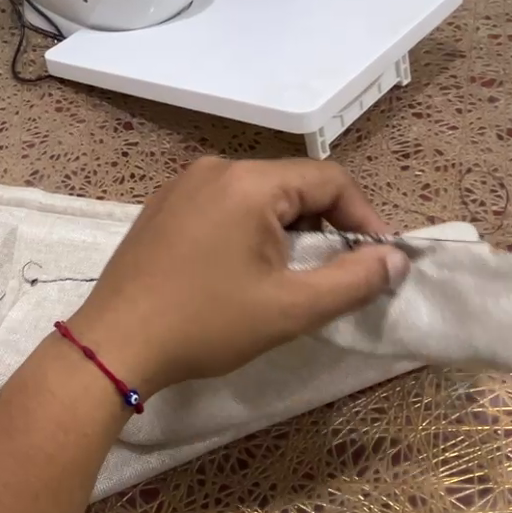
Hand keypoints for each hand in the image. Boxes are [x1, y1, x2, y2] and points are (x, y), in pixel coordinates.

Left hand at [65, 157, 408, 394]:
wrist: (115, 343)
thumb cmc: (205, 324)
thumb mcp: (290, 308)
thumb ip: (353, 280)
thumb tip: (396, 258)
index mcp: (247, 182)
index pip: (329, 179)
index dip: (363, 218)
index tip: (377, 260)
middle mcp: (212, 169)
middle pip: (290, 185)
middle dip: (322, 227)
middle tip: (330, 275)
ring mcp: (179, 187)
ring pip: (254, 198)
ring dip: (283, 232)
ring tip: (285, 278)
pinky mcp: (159, 209)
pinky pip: (219, 207)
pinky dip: (244, 232)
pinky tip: (238, 272)